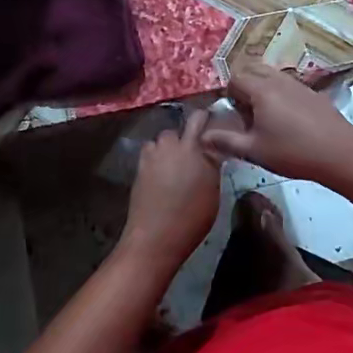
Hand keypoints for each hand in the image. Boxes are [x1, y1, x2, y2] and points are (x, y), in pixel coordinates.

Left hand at [119, 109, 221, 269]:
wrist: (157, 234)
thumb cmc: (193, 218)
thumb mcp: (213, 192)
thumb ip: (211, 165)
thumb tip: (212, 152)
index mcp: (194, 148)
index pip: (199, 120)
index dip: (204, 118)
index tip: (211, 121)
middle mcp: (171, 146)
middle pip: (177, 130)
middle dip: (184, 136)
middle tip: (192, 151)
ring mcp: (152, 155)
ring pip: (160, 140)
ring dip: (167, 147)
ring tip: (174, 162)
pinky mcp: (139, 167)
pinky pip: (149, 153)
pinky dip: (155, 157)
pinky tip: (160, 171)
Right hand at [201, 61, 352, 183]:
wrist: (342, 156)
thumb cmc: (293, 153)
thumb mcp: (254, 151)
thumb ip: (225, 141)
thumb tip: (202, 136)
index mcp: (261, 90)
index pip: (236, 78)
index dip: (229, 94)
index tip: (235, 114)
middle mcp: (279, 80)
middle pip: (254, 69)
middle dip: (245, 85)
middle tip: (246, 111)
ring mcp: (300, 85)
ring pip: (273, 75)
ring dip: (263, 88)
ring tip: (266, 116)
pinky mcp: (315, 94)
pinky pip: (290, 85)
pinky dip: (282, 94)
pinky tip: (289, 120)